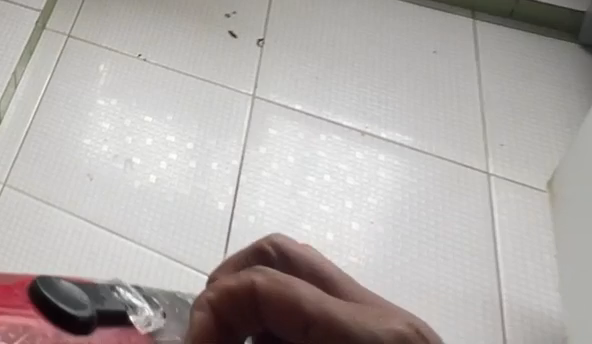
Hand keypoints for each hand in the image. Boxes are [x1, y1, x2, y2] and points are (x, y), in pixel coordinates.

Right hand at [186, 234, 442, 343]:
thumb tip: (200, 342)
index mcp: (370, 340)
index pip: (264, 287)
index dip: (212, 313)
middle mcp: (383, 319)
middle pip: (280, 256)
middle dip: (228, 287)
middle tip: (207, 335)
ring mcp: (392, 327)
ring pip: (301, 273)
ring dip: (254, 302)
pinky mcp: (391, 343)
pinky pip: (322, 307)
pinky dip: (284, 323)